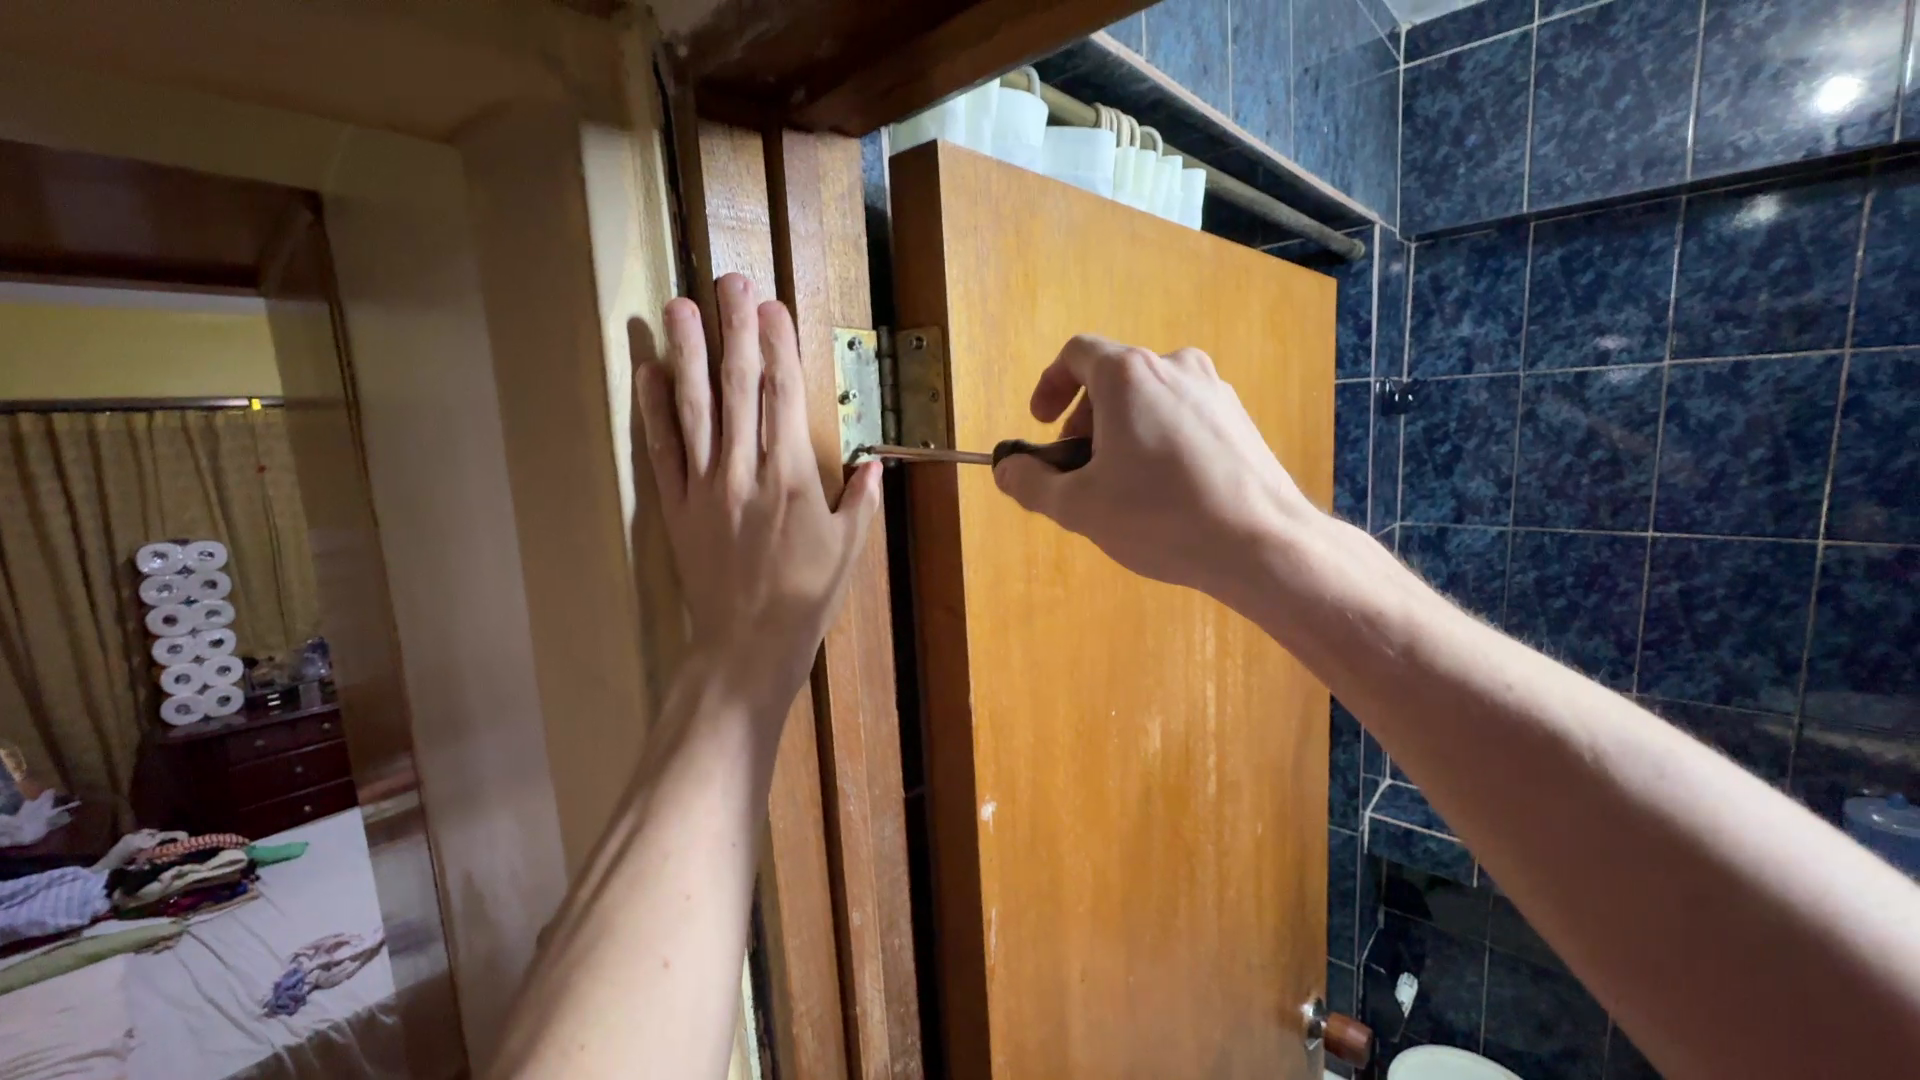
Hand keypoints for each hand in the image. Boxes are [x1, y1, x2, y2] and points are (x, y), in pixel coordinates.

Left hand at [634, 274, 880, 707]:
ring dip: (687, 355)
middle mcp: (744, 469)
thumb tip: (874, 464)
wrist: (747, 644)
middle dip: (734, 330)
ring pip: (694, 408)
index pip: (783, 396)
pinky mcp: (676, 506)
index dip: (778, 346)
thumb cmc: (806, 596)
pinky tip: (648, 374)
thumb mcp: (849, 550)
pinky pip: (662, 451)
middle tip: (728, 281)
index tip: (771, 306)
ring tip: (678, 307)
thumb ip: (861, 501)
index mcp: (791, 476)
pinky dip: (653, 411)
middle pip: (738, 387)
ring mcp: (704, 485)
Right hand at [992, 335, 1313, 595]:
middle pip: (1113, 377)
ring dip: (1123, 430)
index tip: (1041, 423)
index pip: (1076, 354)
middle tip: (1079, 467)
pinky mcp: (1240, 419)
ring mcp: (1215, 391)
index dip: (1049, 385)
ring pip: (1151, 398)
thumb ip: (1030, 483)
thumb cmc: (1159, 517)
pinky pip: (1183, 416)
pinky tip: (1165, 491)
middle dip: (1085, 418)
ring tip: (1122, 485)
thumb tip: (1006, 470)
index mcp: (1129, 376)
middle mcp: (1175, 367)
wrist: (1260, 543)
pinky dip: (1160, 439)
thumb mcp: (1077, 506)